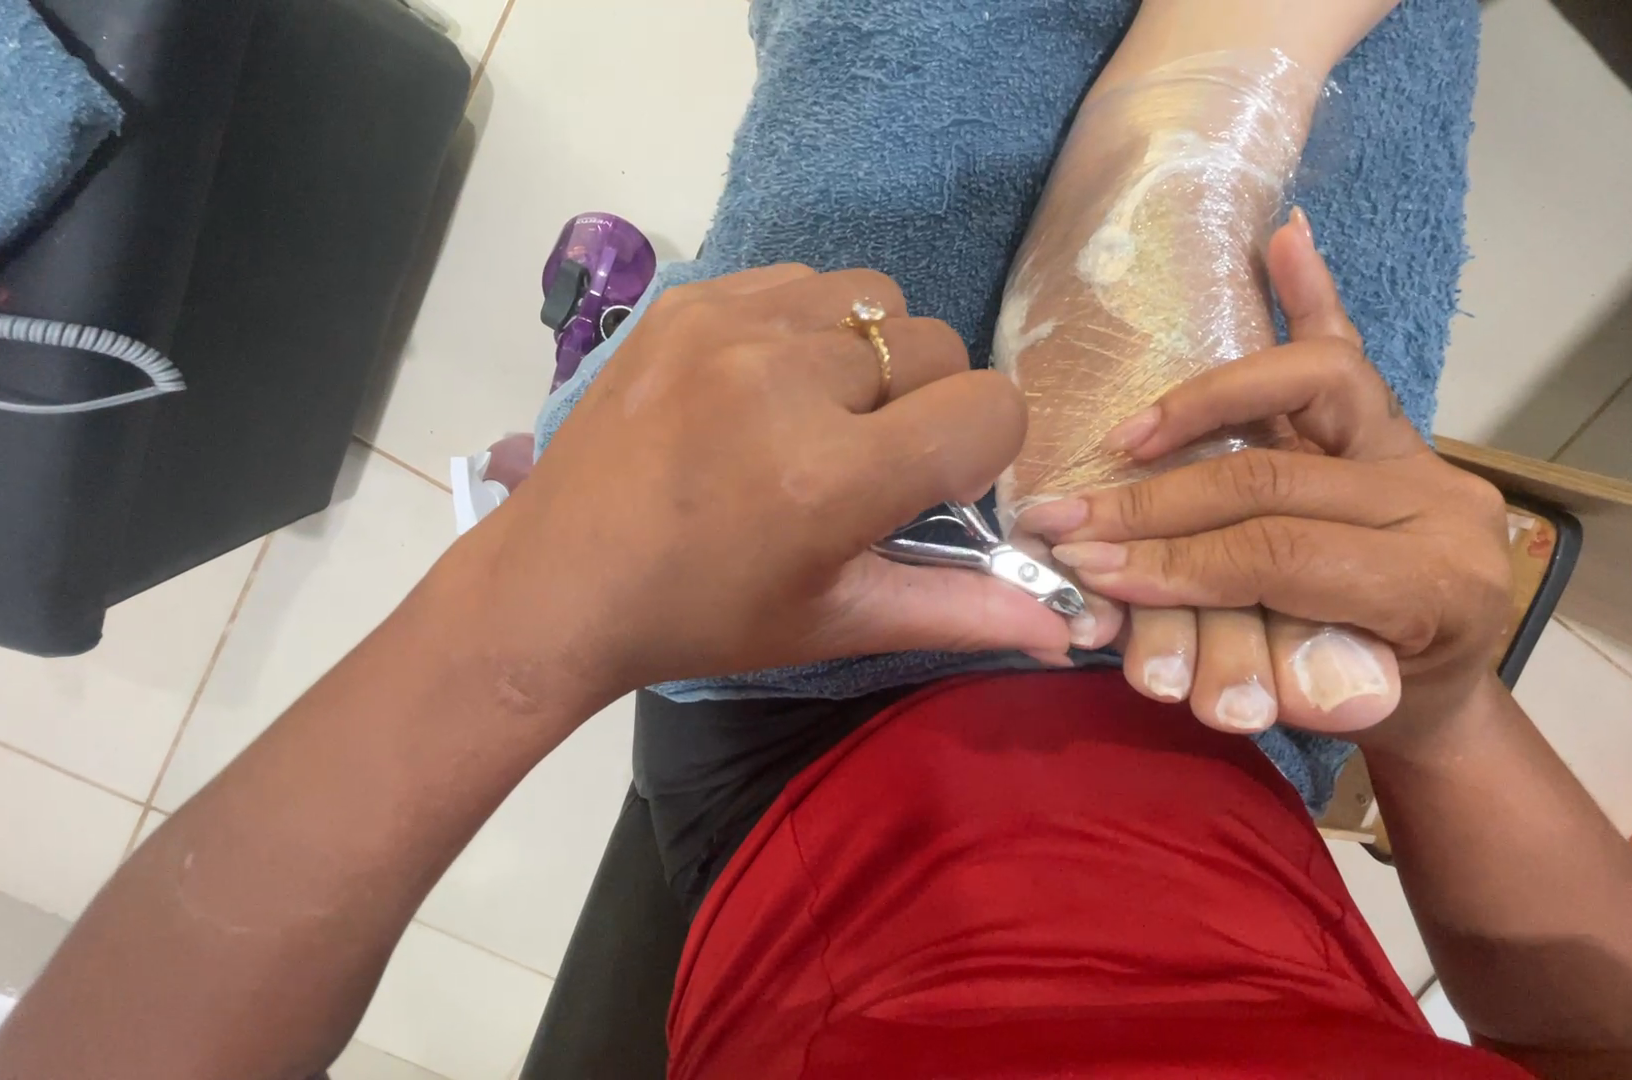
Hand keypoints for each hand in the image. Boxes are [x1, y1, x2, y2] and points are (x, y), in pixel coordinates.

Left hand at [437, 265, 1073, 706]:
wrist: (559, 583)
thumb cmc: (706, 618)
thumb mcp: (836, 620)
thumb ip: (961, 611)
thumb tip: (1071, 628)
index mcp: (833, 475)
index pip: (991, 409)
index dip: (982, 452)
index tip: (931, 487)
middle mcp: (789, 379)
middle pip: (939, 346)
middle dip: (926, 405)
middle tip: (863, 458)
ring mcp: (732, 323)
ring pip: (878, 299)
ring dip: (873, 355)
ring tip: (816, 413)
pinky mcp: (689, 296)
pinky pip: (804, 280)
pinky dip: (812, 326)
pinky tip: (764, 383)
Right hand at [1019, 230, 1512, 745]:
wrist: (1440, 688)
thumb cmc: (1371, 702)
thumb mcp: (1308, 705)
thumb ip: (1226, 660)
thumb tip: (1111, 613)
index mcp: (1431, 585)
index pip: (1279, 554)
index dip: (1175, 562)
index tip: (1090, 567)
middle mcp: (1439, 502)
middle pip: (1273, 477)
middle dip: (1157, 502)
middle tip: (1074, 515)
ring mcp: (1421, 454)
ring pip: (1317, 384)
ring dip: (1206, 399)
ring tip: (1130, 434)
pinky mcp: (1397, 434)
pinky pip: (1351, 358)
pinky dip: (1314, 296)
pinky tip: (1284, 242)